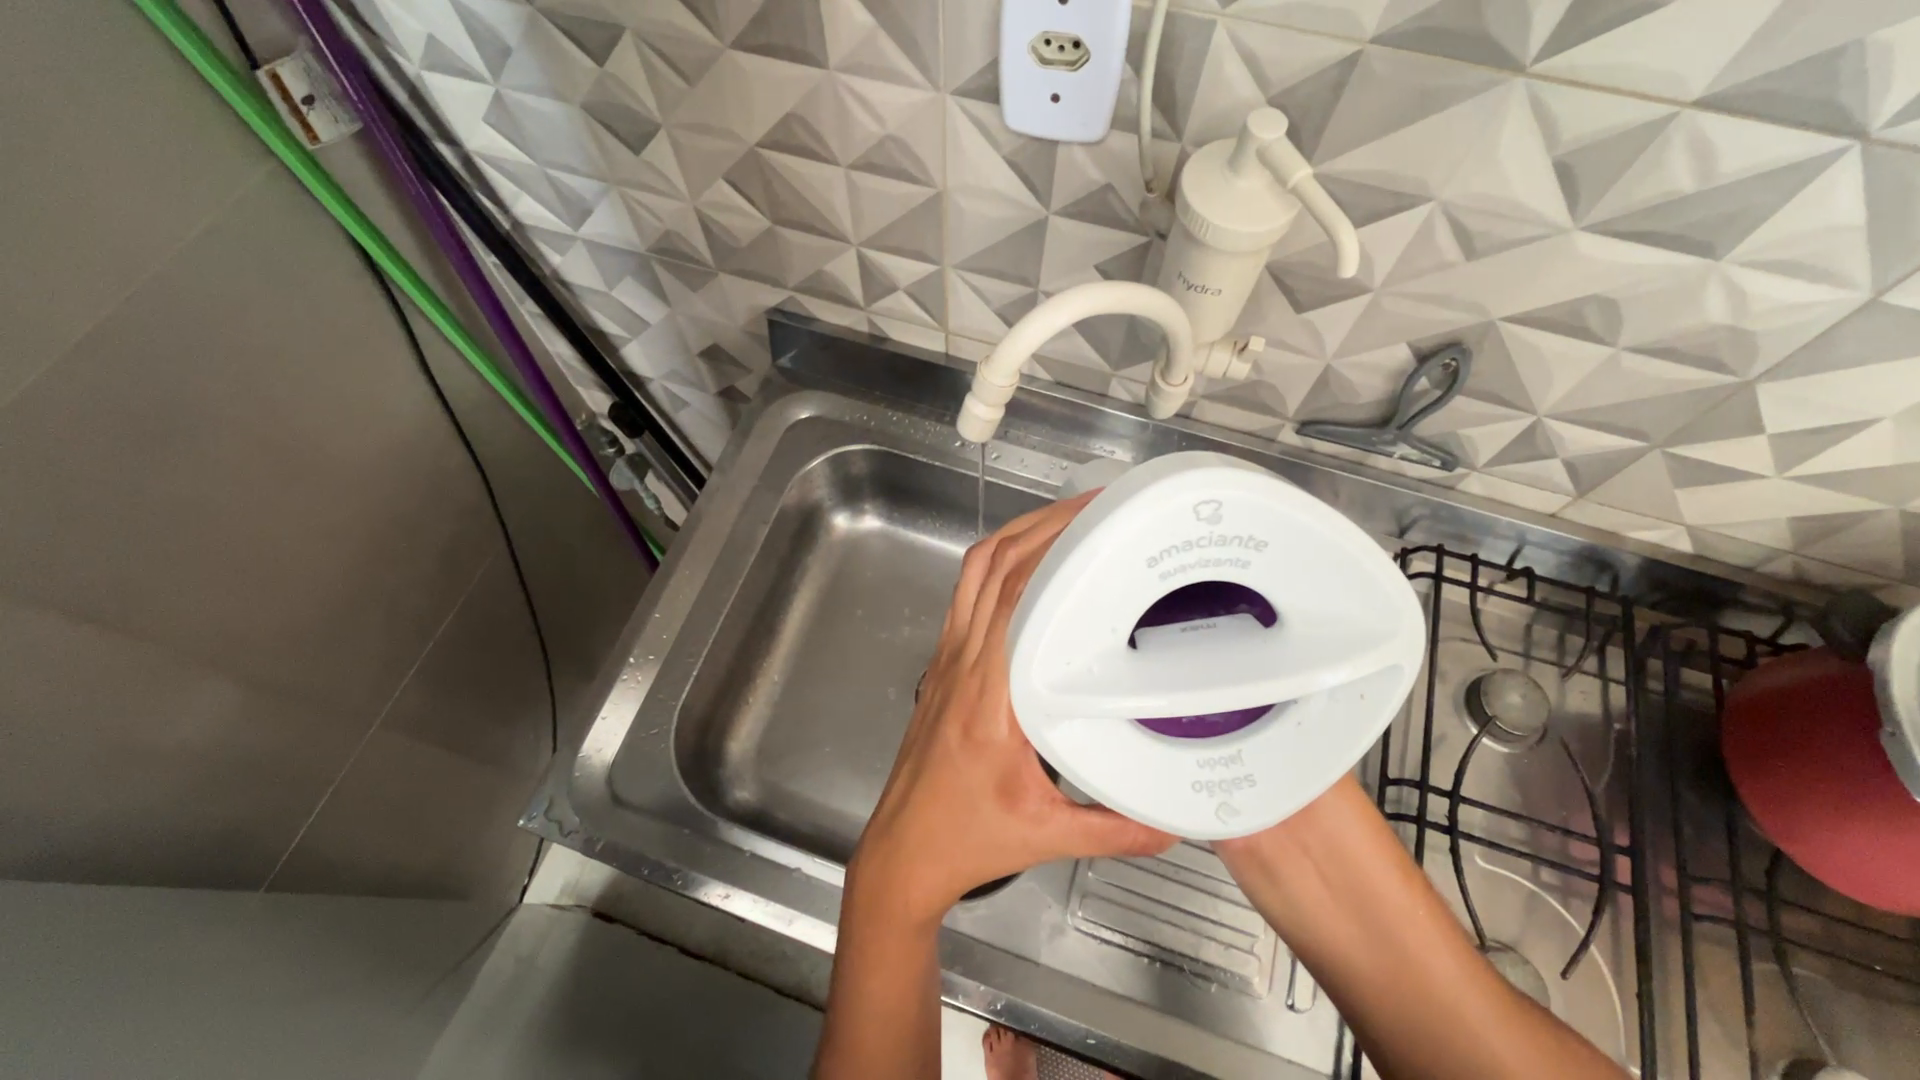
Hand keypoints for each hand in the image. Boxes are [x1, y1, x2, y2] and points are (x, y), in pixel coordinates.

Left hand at [848, 492, 1176, 924]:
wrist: (903, 851)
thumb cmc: (964, 839)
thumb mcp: (1047, 835)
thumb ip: (1116, 829)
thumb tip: (1176, 823)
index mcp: (988, 696)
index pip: (1014, 599)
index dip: (1052, 550)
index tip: (1094, 523)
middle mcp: (961, 664)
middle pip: (992, 568)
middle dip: (1041, 525)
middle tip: (1092, 507)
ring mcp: (946, 661)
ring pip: (973, 575)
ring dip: (1015, 537)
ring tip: (1065, 521)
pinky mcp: (942, 668)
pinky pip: (965, 597)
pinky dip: (995, 566)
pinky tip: (1029, 566)